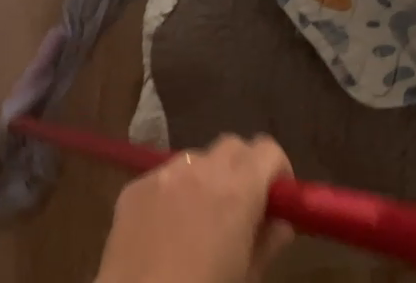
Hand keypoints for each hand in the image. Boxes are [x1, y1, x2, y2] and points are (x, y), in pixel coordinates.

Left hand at [95, 133, 295, 282]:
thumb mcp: (247, 275)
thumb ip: (268, 242)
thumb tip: (280, 222)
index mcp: (236, 190)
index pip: (267, 149)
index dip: (277, 169)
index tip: (277, 195)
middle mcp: (200, 169)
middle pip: (231, 146)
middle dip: (244, 167)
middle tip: (243, 204)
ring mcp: (162, 173)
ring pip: (195, 159)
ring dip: (206, 178)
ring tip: (200, 218)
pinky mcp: (134, 185)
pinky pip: (163, 177)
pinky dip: (173, 192)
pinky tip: (166, 228)